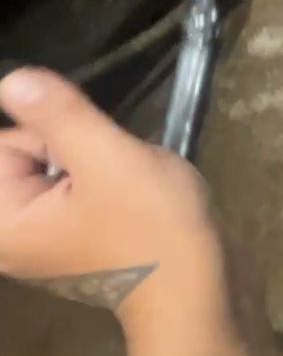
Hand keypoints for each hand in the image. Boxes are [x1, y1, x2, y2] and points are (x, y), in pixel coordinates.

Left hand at [0, 67, 223, 322]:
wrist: (191, 275)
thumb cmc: (150, 220)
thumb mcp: (113, 159)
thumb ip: (63, 118)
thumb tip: (14, 79)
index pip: (4, 146)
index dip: (59, 136)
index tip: (97, 156)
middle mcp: (0, 233)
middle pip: (23, 160)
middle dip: (79, 152)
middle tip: (119, 172)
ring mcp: (30, 242)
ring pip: (52, 175)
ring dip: (96, 167)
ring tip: (131, 187)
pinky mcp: (62, 243)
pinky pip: (69, 195)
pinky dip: (102, 187)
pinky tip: (129, 201)